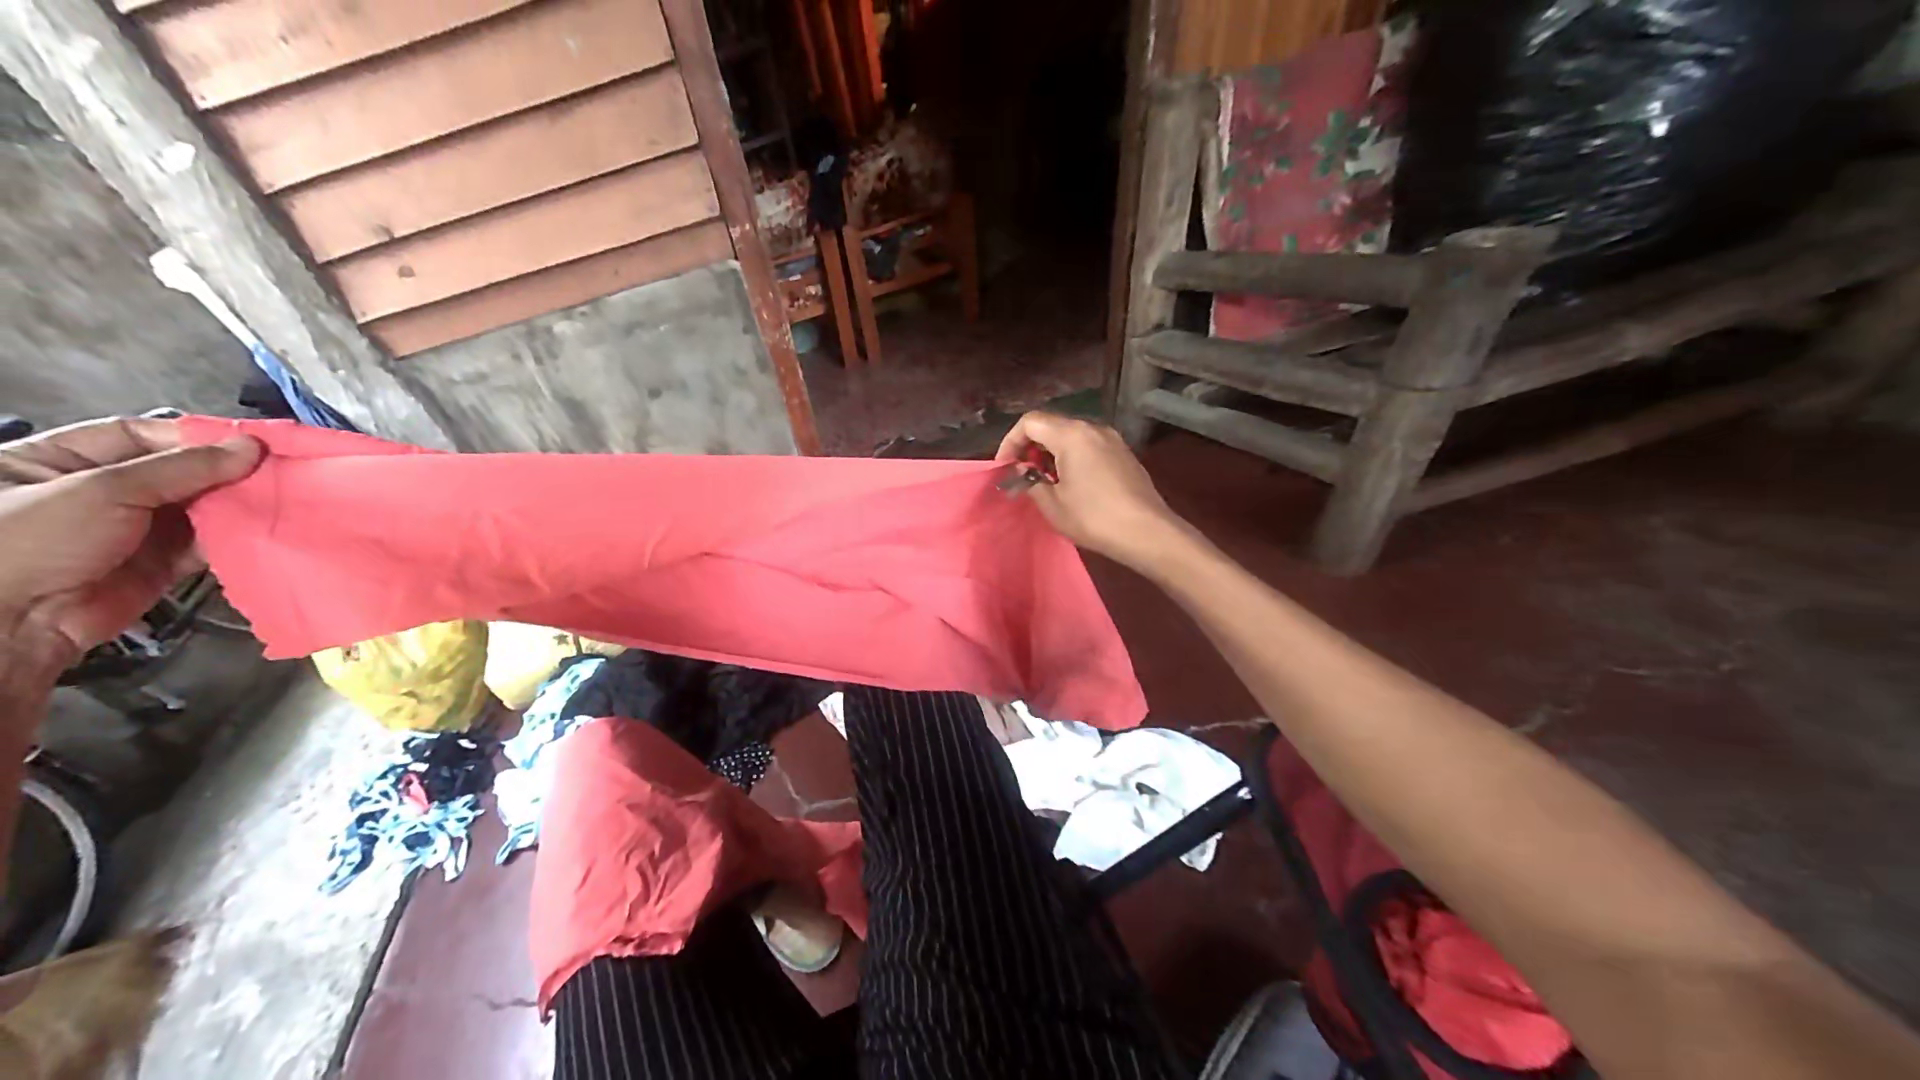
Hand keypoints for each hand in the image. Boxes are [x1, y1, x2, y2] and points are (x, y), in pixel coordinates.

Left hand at [0, 417, 260, 683]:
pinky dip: (235, 538)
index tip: (250, 442)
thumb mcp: (102, 489)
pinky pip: (206, 544)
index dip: (191, 437)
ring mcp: (129, 531)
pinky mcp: (158, 564)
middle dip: (226, 473)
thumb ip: (183, 467)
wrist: (9, 625)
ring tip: (283, 498)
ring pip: (197, 508)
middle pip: (175, 473)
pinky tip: (265, 529)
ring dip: (236, 505)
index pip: (135, 436)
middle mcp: (94, 493)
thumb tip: (251, 446)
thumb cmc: (30, 540)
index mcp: (56, 461)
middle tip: (280, 471)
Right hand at [995, 412, 1193, 570]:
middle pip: (1051, 425)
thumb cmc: (1094, 518)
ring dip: (1053, 453)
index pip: (1030, 422)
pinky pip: (1089, 446)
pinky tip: (1074, 484)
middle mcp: (1092, 428)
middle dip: (1031, 447)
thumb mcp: (1053, 505)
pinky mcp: (1124, 453)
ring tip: (1047, 482)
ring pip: (1071, 435)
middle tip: (1023, 475)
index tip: (1005, 467)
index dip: (1011, 442)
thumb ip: (1030, 482)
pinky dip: (1073, 457)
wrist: (1147, 532)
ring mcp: (1112, 439)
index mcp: (1071, 435)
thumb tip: (1023, 471)